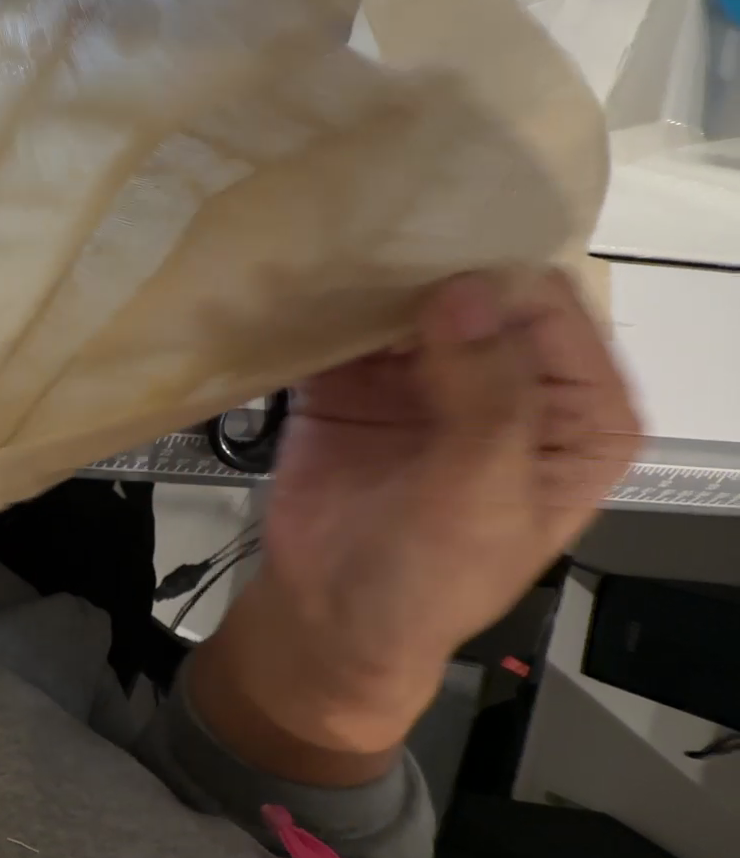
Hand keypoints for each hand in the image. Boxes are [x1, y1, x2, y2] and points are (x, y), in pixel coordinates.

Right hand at [192, 271, 640, 782]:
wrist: (327, 616)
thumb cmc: (428, 574)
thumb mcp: (480, 494)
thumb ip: (484, 394)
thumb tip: (463, 290)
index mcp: (569, 411)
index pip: (547, 317)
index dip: (496, 285)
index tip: (430, 255)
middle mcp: (497, 386)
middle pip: (467, 304)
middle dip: (421, 276)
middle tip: (362, 241)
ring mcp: (415, 387)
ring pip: (398, 315)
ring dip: (363, 292)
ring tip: (318, 258)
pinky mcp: (345, 395)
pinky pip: (335, 343)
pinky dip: (314, 321)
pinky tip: (288, 295)